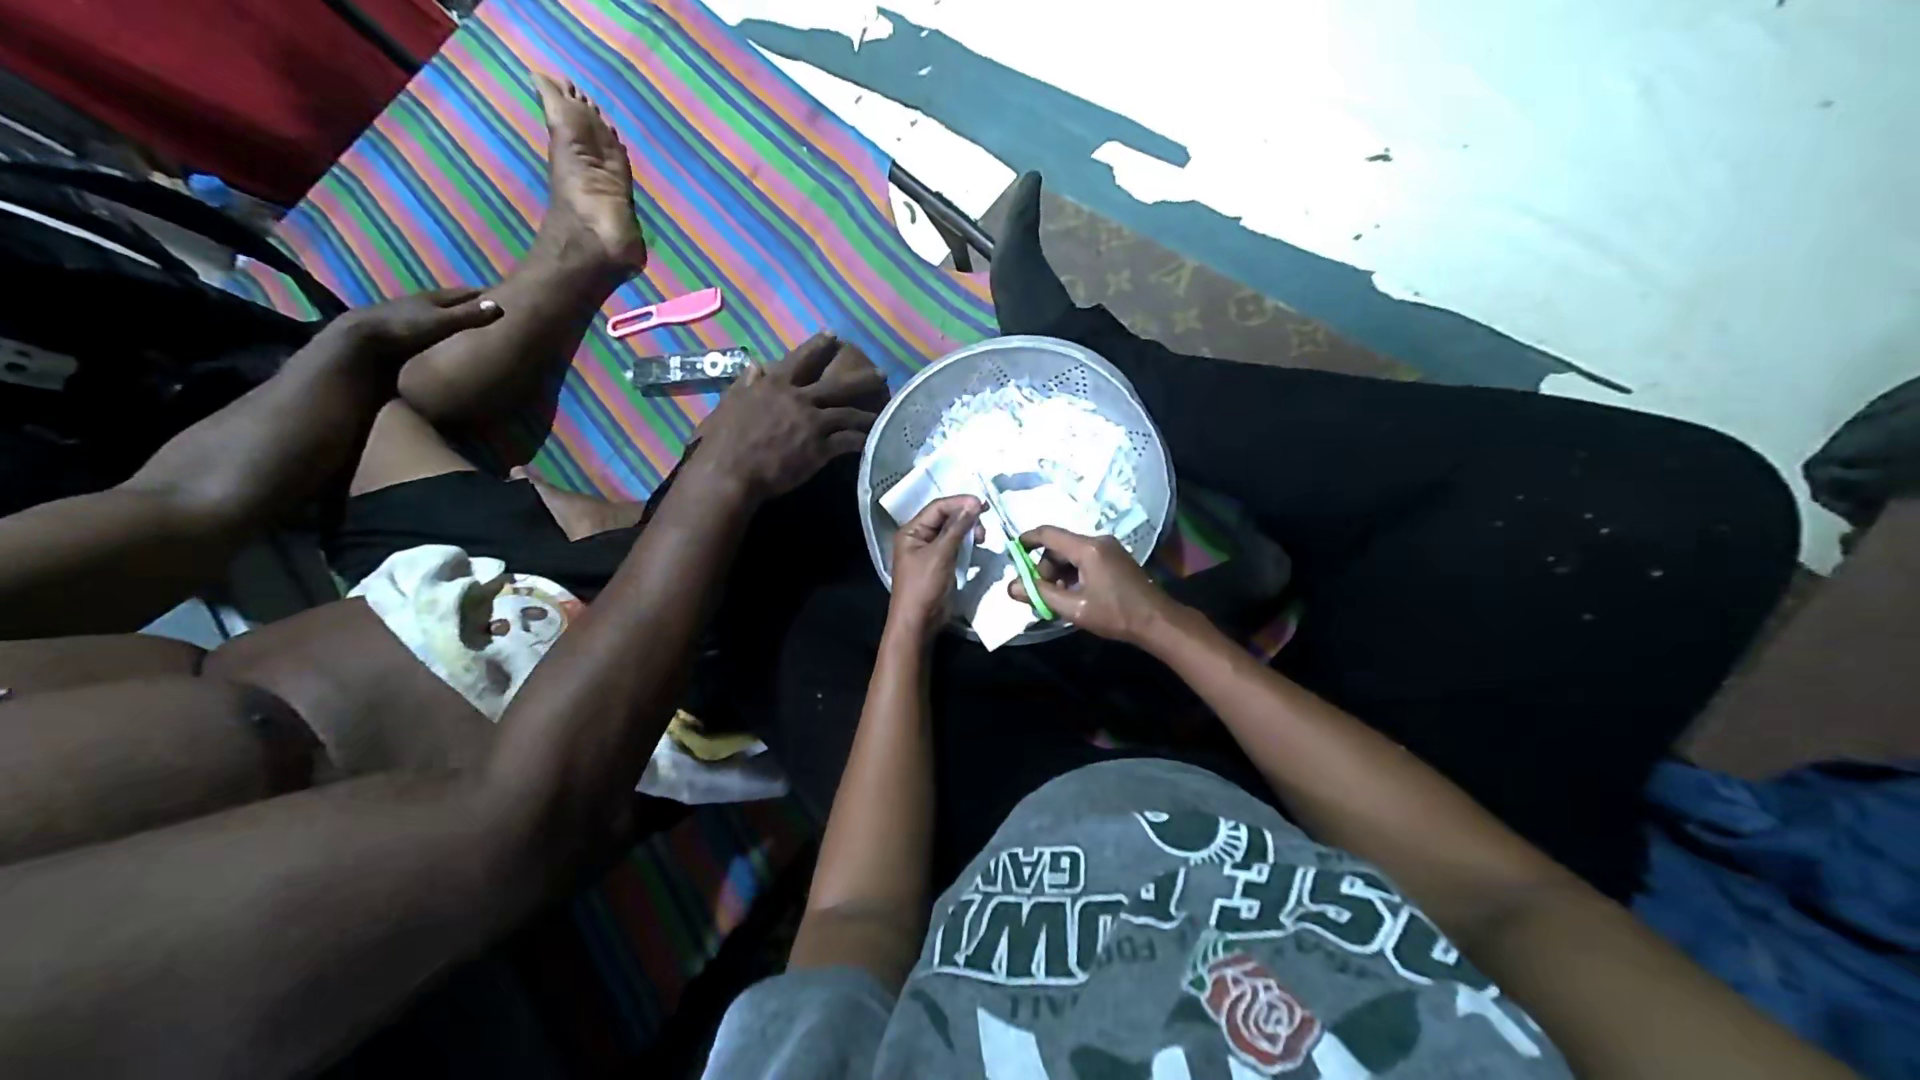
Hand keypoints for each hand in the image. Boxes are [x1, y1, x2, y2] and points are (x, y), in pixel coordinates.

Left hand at [318, 287, 504, 369]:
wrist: (361, 339)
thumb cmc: (404, 328)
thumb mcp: (441, 322)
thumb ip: (469, 316)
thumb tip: (500, 307)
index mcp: (437, 298)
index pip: (469, 292)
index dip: (488, 294)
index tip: (509, 298)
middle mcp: (426, 303)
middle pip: (456, 302)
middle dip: (476, 305)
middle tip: (499, 314)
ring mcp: (413, 316)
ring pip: (444, 315)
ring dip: (460, 320)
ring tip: (480, 330)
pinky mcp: (405, 332)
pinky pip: (434, 329)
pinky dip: (448, 332)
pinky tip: (454, 342)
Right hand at [696, 332, 888, 498]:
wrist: (729, 471)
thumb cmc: (723, 440)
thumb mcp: (731, 404)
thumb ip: (746, 384)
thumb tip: (755, 365)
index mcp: (774, 386)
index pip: (801, 358)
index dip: (819, 346)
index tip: (834, 335)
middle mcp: (797, 399)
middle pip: (837, 385)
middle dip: (861, 378)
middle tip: (881, 373)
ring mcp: (811, 423)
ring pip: (848, 414)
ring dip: (868, 414)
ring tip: (884, 415)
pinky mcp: (819, 448)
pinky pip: (847, 442)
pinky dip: (861, 441)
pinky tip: (872, 442)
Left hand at [889, 495, 983, 638]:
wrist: (919, 622)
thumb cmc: (924, 585)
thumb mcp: (941, 554)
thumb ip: (957, 528)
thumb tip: (974, 504)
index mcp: (911, 531)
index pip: (937, 507)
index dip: (959, 503)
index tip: (982, 504)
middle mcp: (919, 537)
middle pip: (946, 518)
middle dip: (966, 518)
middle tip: (984, 525)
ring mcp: (930, 551)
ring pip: (953, 532)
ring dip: (968, 531)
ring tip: (982, 538)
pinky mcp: (941, 564)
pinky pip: (955, 547)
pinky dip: (967, 544)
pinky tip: (978, 547)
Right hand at [1011, 526, 1179, 644]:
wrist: (1156, 621)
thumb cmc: (1115, 614)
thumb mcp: (1074, 608)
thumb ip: (1041, 594)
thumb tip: (1011, 588)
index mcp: (1088, 548)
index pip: (1048, 534)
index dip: (1027, 540)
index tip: (1013, 552)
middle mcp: (1098, 541)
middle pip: (1059, 546)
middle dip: (1045, 568)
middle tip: (1042, 593)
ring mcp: (1109, 548)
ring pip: (1071, 554)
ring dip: (1059, 573)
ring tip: (1059, 598)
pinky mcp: (1115, 558)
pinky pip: (1085, 558)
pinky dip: (1073, 573)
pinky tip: (1074, 593)